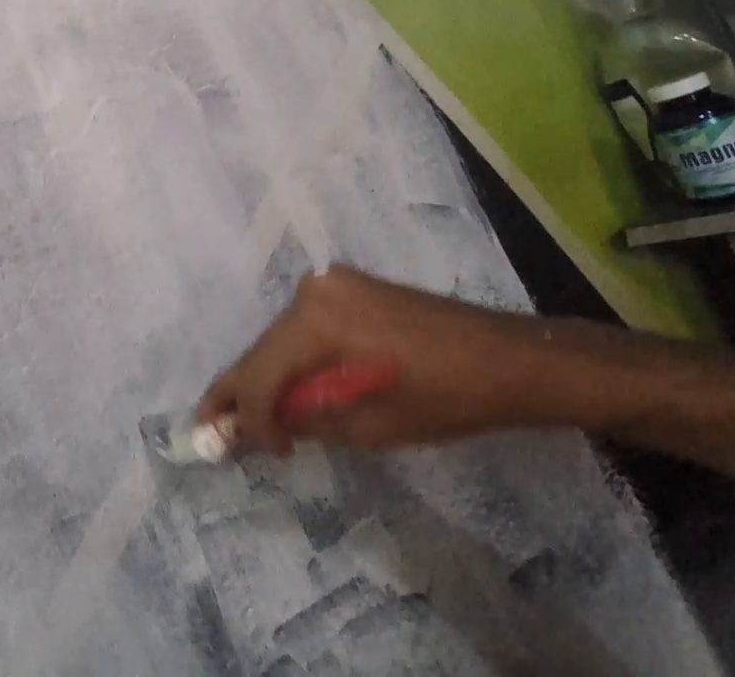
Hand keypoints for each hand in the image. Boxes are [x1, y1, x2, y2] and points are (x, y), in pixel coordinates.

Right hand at [200, 266, 586, 453]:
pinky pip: (304, 327)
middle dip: (246, 394)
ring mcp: (330, 284)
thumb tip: (264, 427)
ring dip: (270, 377)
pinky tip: (295, 386)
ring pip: (279, 339)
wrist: (513, 357)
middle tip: (221, 430)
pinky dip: (296, 358)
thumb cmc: (448, 399)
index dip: (247, 417)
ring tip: (263, 417)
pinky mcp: (348, 287)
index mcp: (317, 320)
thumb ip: (307, 420)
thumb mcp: (372, 424)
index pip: (260, 373)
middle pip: (262, 351)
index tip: (247, 450)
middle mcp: (312, 291)